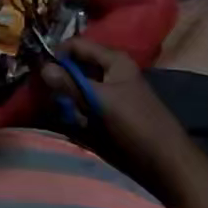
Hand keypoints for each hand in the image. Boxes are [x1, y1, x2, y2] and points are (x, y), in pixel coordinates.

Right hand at [40, 37, 176, 151]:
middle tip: (56, 98)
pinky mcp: (110, 111)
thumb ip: (70, 84)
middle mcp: (111, 71)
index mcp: (114, 60)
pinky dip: (80, 114)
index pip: (76, 45)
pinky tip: (81, 126)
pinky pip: (86, 105)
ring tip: (73, 117)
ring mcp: (111, 91)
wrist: (166, 162)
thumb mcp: (100, 101)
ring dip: (71, 102)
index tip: (41, 71)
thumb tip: (42, 67)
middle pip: (76, 67)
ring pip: (78, 88)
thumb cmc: (136, 124)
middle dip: (63, 82)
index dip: (58, 54)